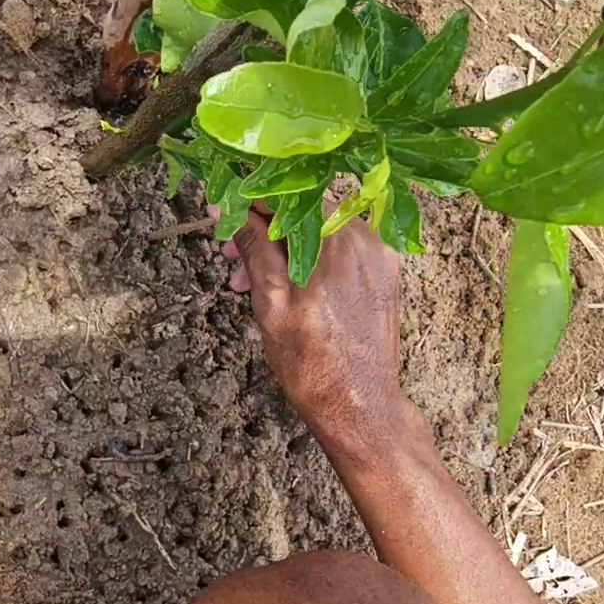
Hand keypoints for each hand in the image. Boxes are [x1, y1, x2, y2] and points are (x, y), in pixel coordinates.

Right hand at [221, 206, 407, 450]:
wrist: (358, 407)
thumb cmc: (310, 361)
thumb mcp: (270, 300)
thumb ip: (252, 247)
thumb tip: (225, 209)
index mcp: (335, 237)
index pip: (283, 196)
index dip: (245, 202)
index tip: (220, 215)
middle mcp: (364, 236)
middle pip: (302, 213)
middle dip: (262, 231)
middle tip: (230, 259)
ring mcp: (378, 255)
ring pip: (318, 233)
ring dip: (282, 250)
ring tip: (252, 284)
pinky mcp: (383, 274)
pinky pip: (338, 252)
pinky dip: (308, 261)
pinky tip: (286, 288)